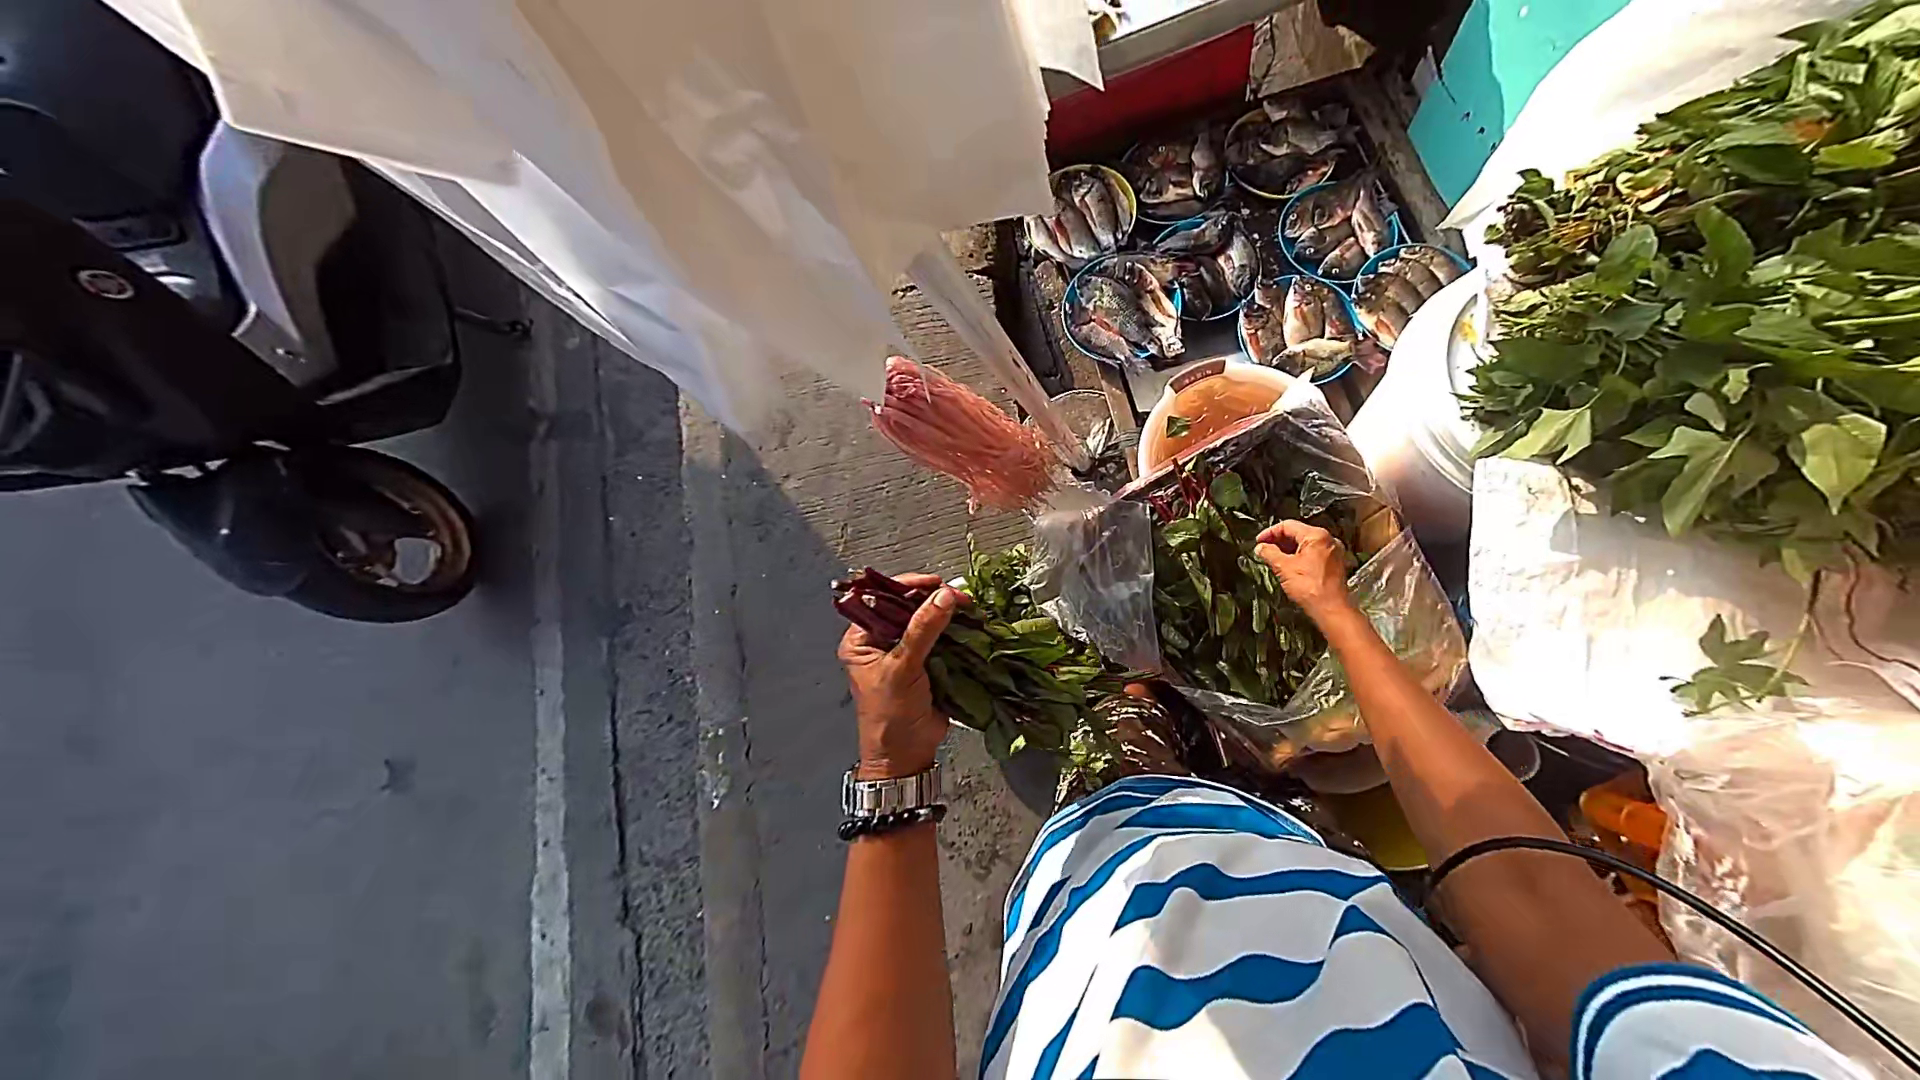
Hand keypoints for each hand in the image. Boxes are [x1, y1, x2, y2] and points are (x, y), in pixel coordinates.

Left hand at [837, 574, 965, 779]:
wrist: (907, 756)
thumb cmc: (890, 717)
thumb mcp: (902, 668)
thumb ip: (922, 630)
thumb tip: (944, 596)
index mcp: (862, 638)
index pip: (883, 600)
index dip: (908, 587)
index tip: (935, 583)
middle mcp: (881, 640)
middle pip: (908, 607)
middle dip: (933, 599)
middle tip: (958, 595)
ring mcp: (906, 651)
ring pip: (928, 621)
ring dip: (947, 614)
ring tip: (968, 606)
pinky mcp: (928, 663)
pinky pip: (942, 639)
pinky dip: (956, 631)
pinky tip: (971, 623)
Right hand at [1254, 520, 1352, 621]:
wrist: (1330, 609)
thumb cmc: (1312, 589)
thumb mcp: (1282, 567)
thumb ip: (1269, 553)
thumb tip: (1261, 548)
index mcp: (1317, 536)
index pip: (1287, 526)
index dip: (1269, 533)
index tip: (1259, 541)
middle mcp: (1328, 541)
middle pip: (1297, 533)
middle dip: (1278, 541)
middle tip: (1264, 550)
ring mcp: (1333, 553)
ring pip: (1305, 544)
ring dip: (1288, 550)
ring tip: (1274, 560)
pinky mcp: (1334, 565)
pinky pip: (1313, 555)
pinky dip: (1299, 558)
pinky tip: (1289, 568)